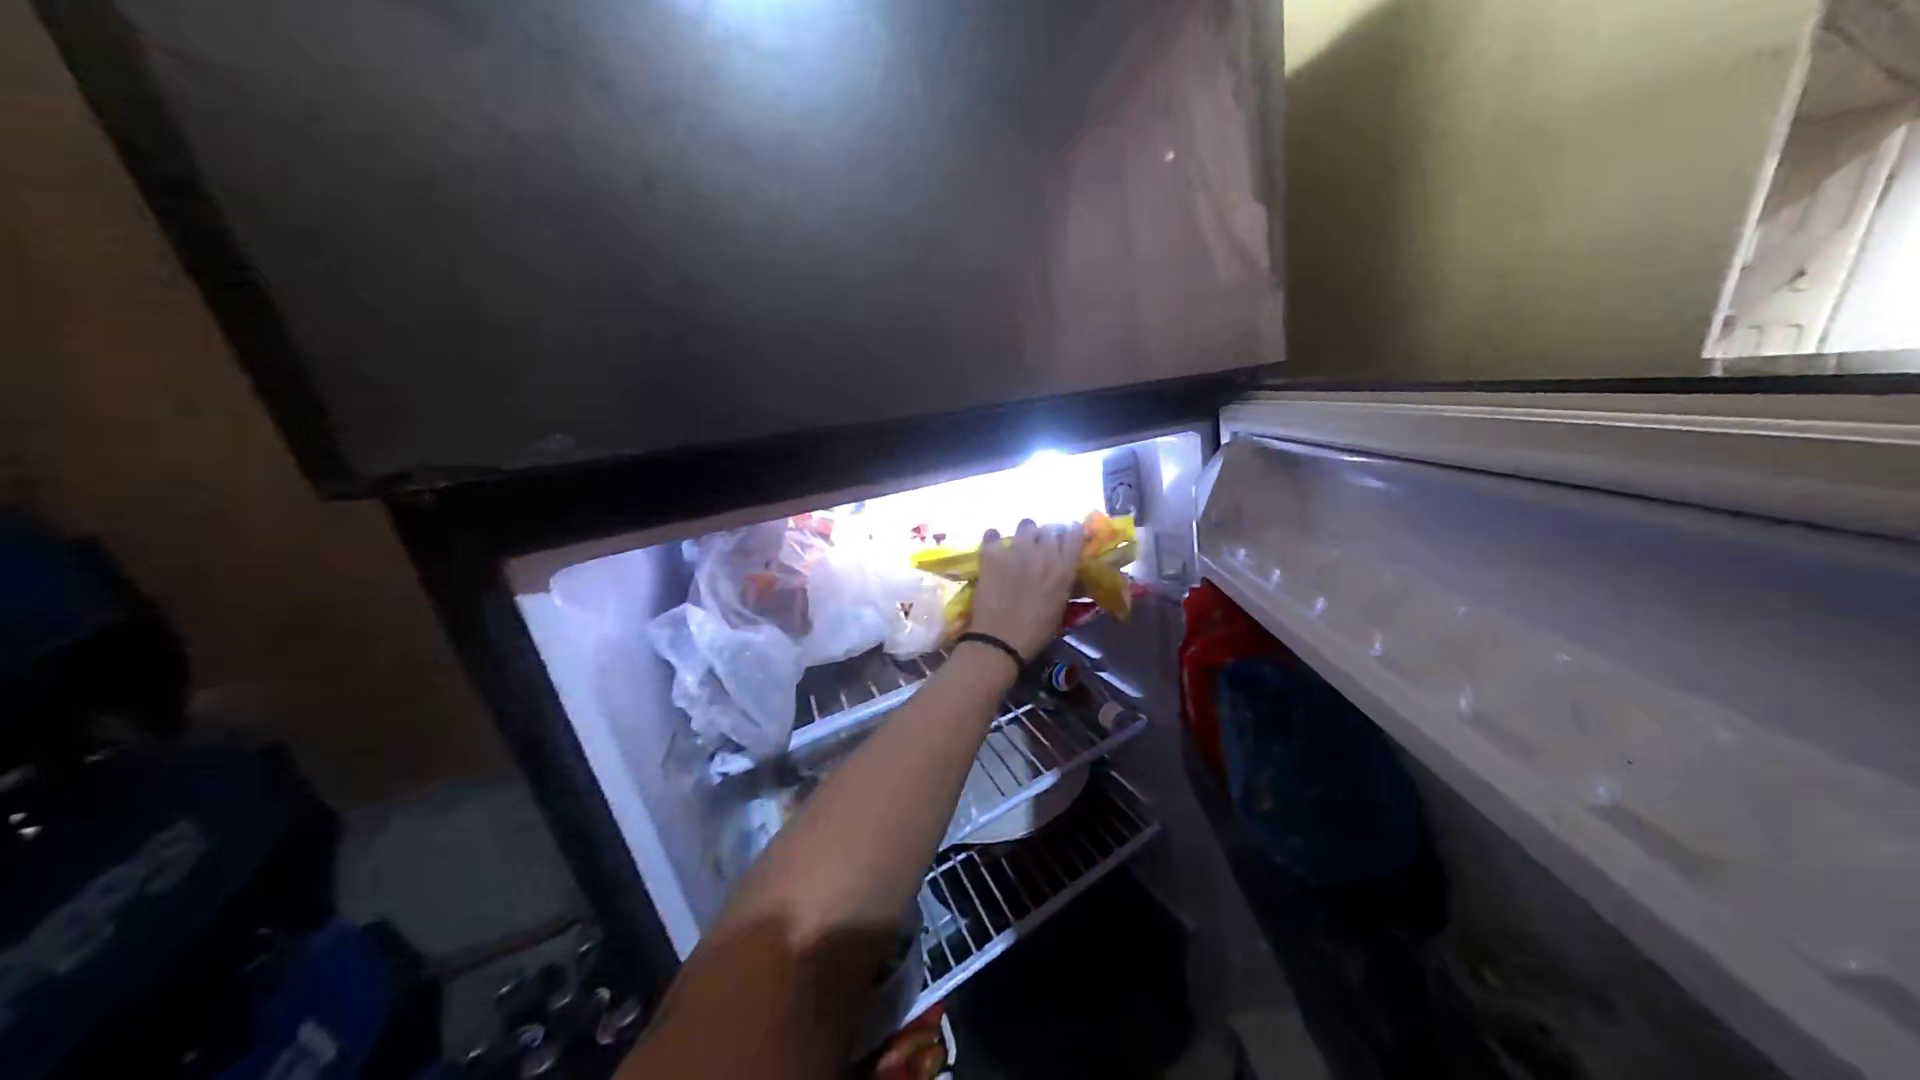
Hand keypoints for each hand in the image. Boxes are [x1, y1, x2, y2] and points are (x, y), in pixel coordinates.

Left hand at [969, 519, 1084, 660]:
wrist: (1000, 640)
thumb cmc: (1036, 633)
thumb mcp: (1060, 607)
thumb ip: (1063, 583)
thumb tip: (1062, 571)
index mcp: (1063, 569)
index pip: (1074, 534)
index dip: (1070, 532)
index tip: (1066, 535)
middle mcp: (1043, 554)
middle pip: (1049, 528)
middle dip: (1046, 536)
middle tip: (1039, 547)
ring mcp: (1016, 551)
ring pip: (1025, 525)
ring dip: (1024, 534)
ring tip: (1018, 546)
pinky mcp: (992, 554)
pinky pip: (993, 534)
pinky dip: (993, 539)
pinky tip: (993, 548)